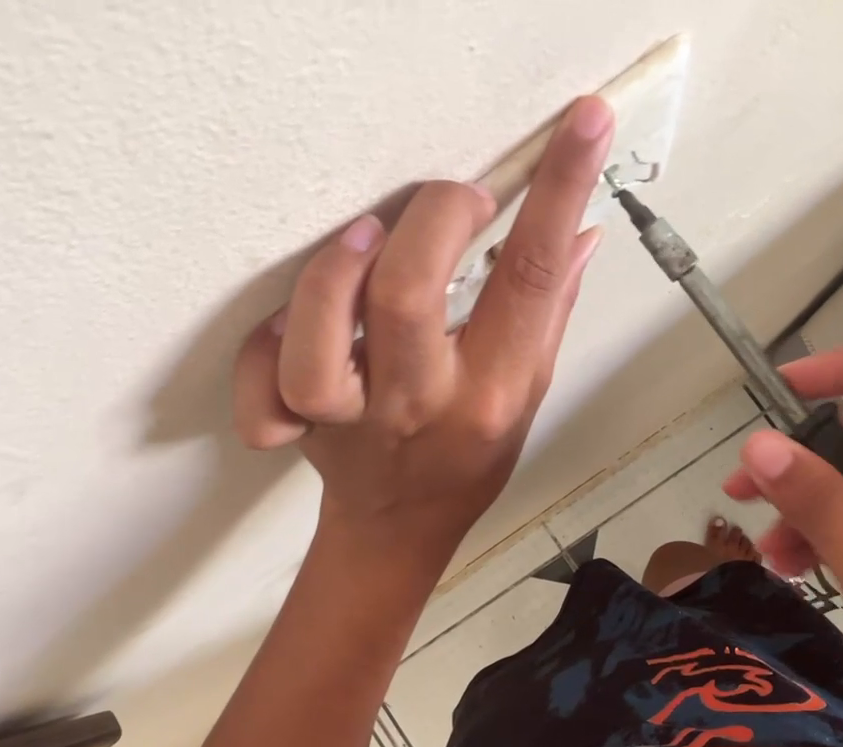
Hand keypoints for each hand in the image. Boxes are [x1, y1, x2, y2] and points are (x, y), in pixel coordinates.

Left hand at [233, 96, 613, 552]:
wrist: (400, 526)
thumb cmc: (468, 462)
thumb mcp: (529, 396)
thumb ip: (550, 314)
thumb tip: (578, 232)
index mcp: (490, 396)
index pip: (531, 282)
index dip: (558, 191)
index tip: (581, 125)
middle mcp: (419, 404)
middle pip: (405, 296)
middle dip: (431, 219)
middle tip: (456, 203)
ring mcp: (350, 418)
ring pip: (316, 345)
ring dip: (335, 272)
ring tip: (365, 237)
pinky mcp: (297, 422)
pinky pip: (261, 378)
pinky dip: (267, 340)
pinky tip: (298, 324)